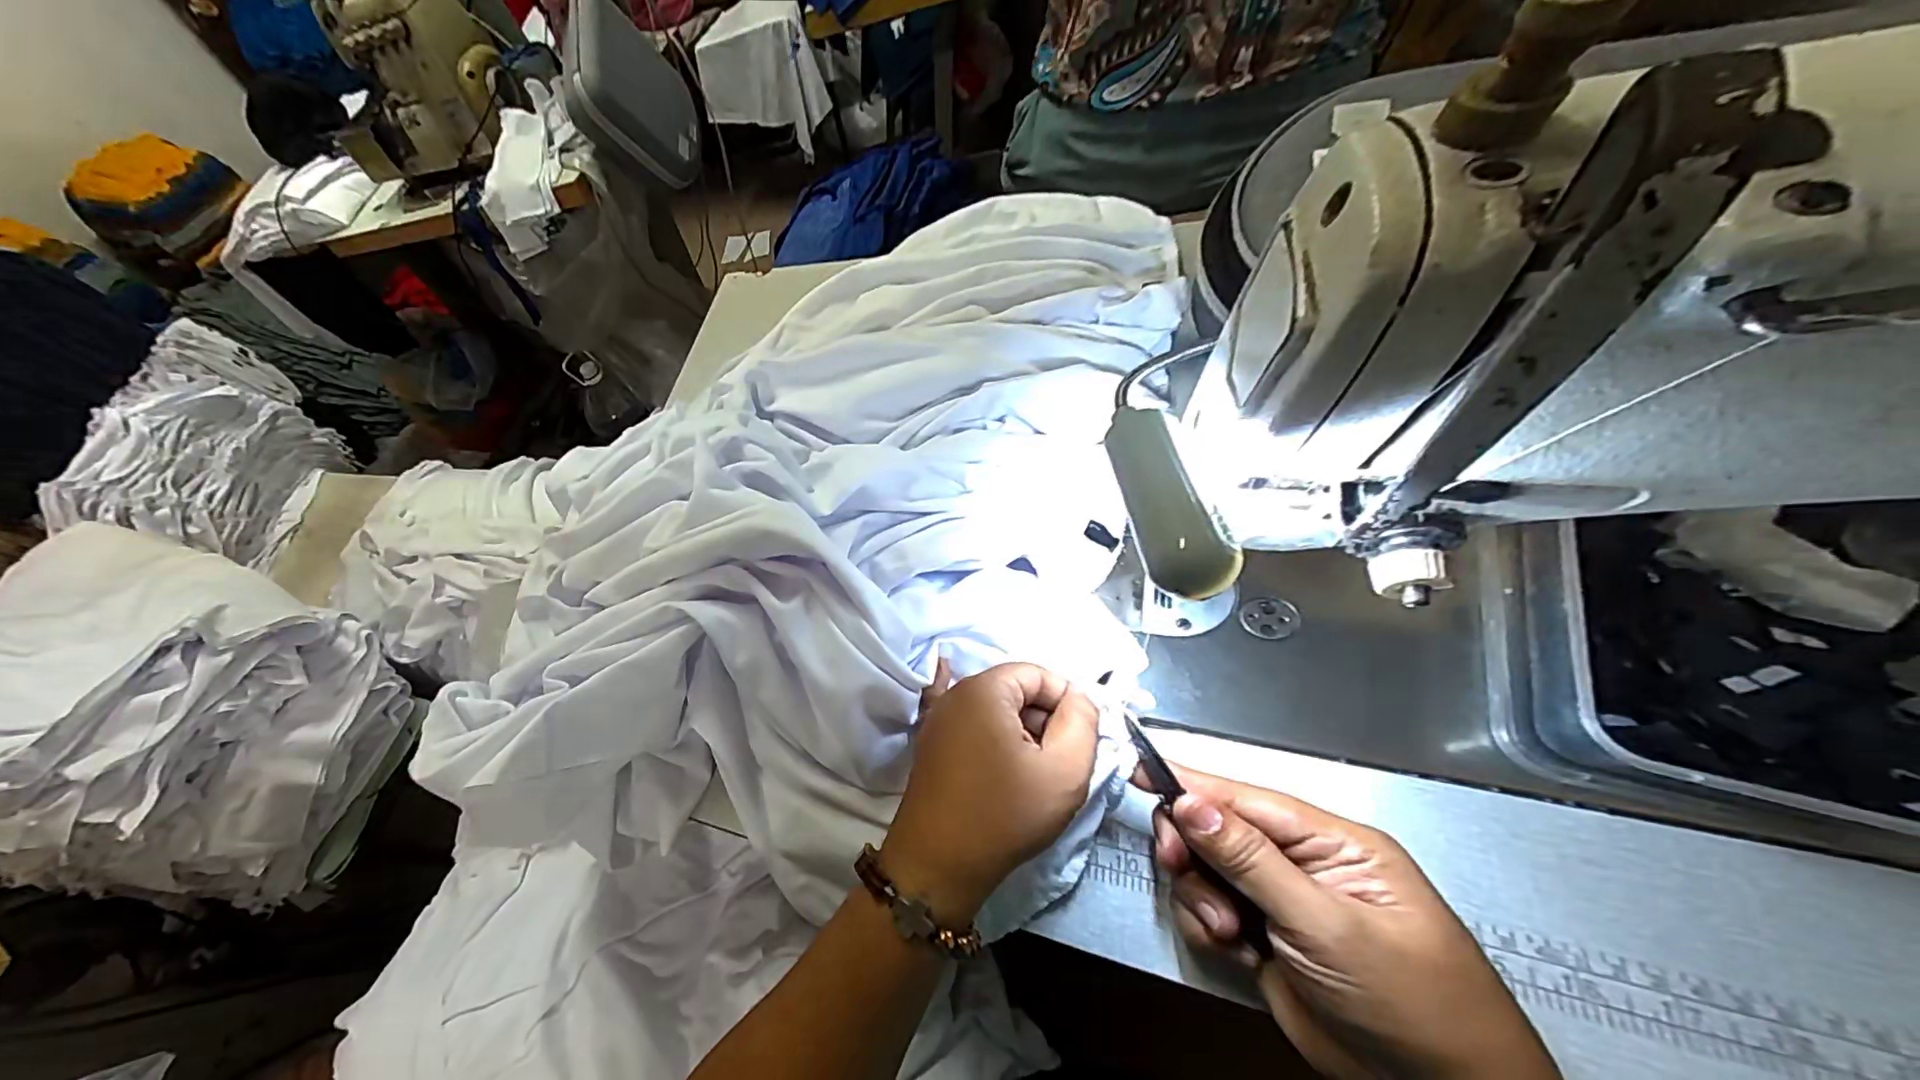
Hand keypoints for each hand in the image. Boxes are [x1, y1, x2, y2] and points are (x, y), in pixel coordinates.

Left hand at [880, 661, 1100, 925]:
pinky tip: (1008, 771)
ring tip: (1037, 777)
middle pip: (1016, 691)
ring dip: (1024, 737)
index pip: (1038, 674)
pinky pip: (977, 732)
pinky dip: (999, 746)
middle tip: (1062, 762)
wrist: (936, 868)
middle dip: (1046, 719)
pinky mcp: (933, 748)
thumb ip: (1083, 721)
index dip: (1067, 701)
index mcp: (983, 689)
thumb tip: (1079, 700)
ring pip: (998, 713)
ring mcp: (939, 722)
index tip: (1080, 739)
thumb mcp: (1065, 769)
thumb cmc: (1004, 815)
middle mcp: (955, 695)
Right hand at [1146, 766, 1559, 1079]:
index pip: (1246, 797)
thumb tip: (1193, 803)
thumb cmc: (1415, 1002)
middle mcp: (1302, 862)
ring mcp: (1281, 900)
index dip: (1192, 784)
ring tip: (1229, 932)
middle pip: (1219, 830)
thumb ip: (1252, 861)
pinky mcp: (1264, 935)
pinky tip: (1237, 950)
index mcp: (1331, 841)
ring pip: (1207, 871)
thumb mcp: (1327, 925)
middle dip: (1193, 849)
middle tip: (1178, 867)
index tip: (1143, 772)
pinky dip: (1207, 926)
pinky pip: (1210, 910)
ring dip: (1202, 897)